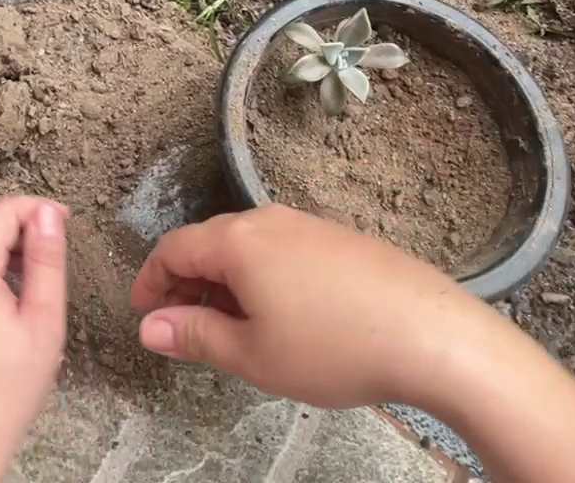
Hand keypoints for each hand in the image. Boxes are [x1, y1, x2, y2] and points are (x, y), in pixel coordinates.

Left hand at [0, 196, 68, 481]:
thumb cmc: (4, 390)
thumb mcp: (42, 322)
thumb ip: (46, 261)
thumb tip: (48, 212)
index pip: (3, 210)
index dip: (38, 208)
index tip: (68, 222)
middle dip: (19, 225)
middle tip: (52, 253)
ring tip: (32, 274)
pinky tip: (3, 295)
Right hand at [130, 203, 496, 409]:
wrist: (433, 333)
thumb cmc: (333, 346)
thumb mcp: (253, 355)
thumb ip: (194, 336)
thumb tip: (148, 327)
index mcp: (236, 241)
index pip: (173, 247)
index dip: (150, 280)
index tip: (142, 313)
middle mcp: (265, 220)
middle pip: (207, 243)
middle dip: (186, 283)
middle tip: (182, 327)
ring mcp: (304, 224)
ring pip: (244, 247)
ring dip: (223, 283)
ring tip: (231, 328)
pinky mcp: (335, 237)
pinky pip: (278, 250)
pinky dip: (258, 278)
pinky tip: (279, 315)